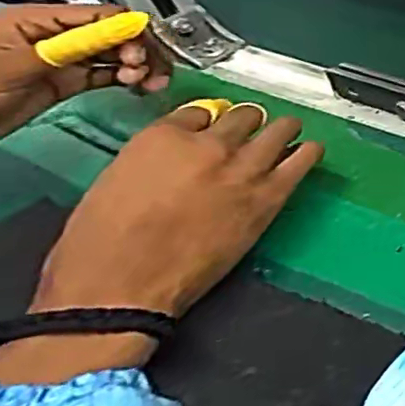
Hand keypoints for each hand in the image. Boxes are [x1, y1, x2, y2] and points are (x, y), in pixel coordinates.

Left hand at [0, 3, 171, 179]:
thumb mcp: (13, 67)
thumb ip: (73, 46)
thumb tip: (128, 28)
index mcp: (36, 20)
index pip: (103, 15)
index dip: (131, 31)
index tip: (143, 55)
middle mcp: (54, 35)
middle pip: (115, 34)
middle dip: (140, 51)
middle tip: (148, 74)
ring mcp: (58, 60)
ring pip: (116, 54)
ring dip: (139, 66)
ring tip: (148, 84)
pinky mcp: (62, 82)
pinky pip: (106, 74)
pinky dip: (127, 79)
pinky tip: (138, 87)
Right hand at [0, 103, 322, 384]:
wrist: (117, 295)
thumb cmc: (98, 248)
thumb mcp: (113, 184)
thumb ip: (154, 159)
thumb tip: (180, 154)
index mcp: (162, 140)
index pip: (201, 111)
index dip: (205, 125)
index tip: (208, 136)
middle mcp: (210, 145)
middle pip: (246, 115)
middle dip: (244, 127)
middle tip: (244, 143)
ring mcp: (245, 167)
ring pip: (283, 127)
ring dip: (280, 133)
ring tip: (278, 144)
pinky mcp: (272, 192)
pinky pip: (306, 156)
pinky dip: (306, 152)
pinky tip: (301, 156)